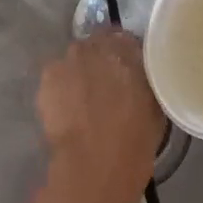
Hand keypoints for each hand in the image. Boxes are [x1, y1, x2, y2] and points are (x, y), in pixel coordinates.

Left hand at [37, 29, 165, 186]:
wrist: (95, 161)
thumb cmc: (134, 139)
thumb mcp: (155, 106)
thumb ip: (144, 82)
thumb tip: (137, 78)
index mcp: (128, 50)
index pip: (125, 40)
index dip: (125, 56)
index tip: (126, 72)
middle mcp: (97, 45)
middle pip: (97, 47)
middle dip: (99, 63)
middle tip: (104, 88)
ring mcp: (69, 58)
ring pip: (74, 61)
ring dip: (79, 74)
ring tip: (82, 103)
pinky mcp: (48, 76)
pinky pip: (56, 76)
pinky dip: (60, 88)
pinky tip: (66, 110)